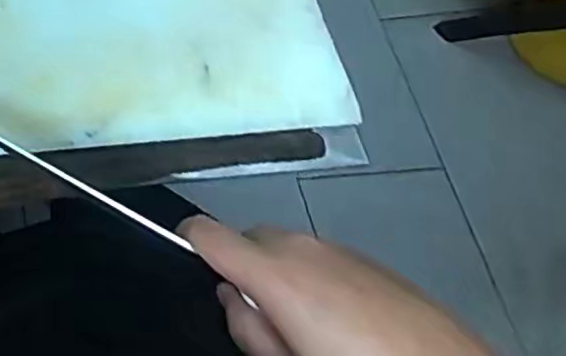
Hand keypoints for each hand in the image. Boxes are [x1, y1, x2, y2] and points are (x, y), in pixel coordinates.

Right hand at [180, 216, 495, 355]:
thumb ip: (248, 329)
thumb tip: (235, 301)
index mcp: (273, 272)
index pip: (204, 232)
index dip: (189, 244)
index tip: (195, 265)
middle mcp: (300, 247)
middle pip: (247, 240)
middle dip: (248, 274)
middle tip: (272, 327)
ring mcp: (341, 250)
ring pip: (288, 250)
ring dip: (287, 278)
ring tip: (320, 333)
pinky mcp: (377, 263)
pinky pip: (327, 261)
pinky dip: (323, 282)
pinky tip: (355, 329)